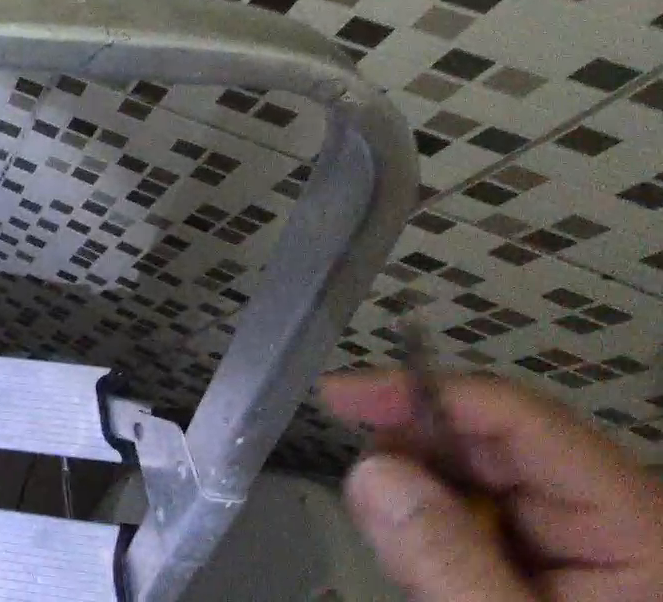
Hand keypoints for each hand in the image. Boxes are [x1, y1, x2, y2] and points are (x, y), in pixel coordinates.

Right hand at [322, 370, 662, 601]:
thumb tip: (369, 471)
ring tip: (417, 563)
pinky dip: (446, 536)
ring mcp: (604, 548)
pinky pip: (490, 522)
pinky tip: (442, 575)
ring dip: (427, 504)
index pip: (518, 418)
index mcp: (644, 528)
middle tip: (369, 502)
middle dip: (417, 461)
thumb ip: (450, 564)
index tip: (338, 398)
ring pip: (482, 483)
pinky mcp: (577, 570)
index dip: (422, 394)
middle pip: (494, 445)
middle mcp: (627, 522)